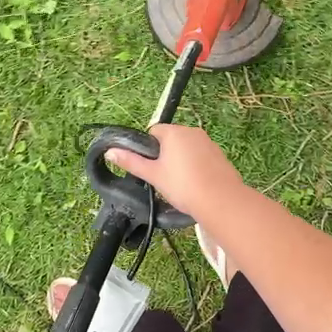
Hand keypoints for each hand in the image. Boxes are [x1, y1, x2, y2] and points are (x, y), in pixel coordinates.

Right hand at [106, 124, 246, 218]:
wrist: (220, 200)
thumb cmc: (182, 185)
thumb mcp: (153, 175)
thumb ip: (131, 161)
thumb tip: (110, 151)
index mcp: (174, 132)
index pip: (153, 131)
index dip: (148, 149)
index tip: (150, 167)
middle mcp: (192, 132)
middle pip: (171, 139)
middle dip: (165, 155)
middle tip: (163, 178)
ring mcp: (209, 142)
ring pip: (187, 148)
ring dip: (181, 161)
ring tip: (180, 184)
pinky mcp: (220, 155)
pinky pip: (201, 157)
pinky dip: (196, 167)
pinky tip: (195, 184)